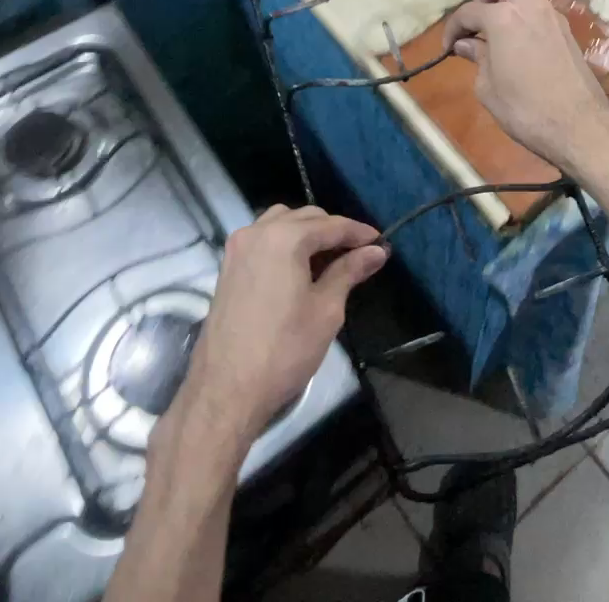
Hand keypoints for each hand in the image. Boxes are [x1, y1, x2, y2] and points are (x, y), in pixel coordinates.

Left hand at [178, 206, 385, 437]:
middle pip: (305, 218)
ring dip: (308, 233)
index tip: (382, 244)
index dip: (359, 233)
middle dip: (334, 231)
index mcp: (284, 238)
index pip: (331, 225)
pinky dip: (286, 243)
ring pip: (281, 223)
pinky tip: (302, 268)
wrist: (226, 390)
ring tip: (331, 260)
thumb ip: (349, 271)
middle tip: (360, 255)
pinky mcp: (228, 267)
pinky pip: (264, 240)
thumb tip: (376, 252)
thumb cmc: (284, 350)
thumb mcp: (326, 310)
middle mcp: (256, 232)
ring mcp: (237, 249)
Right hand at [442, 0, 608, 174]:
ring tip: (495, 37)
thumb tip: (468, 44)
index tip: (449, 47)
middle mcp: (531, 7)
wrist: (578, 126)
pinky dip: (524, 19)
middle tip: (479, 19)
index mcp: (504, 17)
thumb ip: (477, 58)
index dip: (453, 27)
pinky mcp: (567, 32)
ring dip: (508, 3)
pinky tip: (517, 48)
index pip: (470, 10)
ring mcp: (553, 17)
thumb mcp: (488, 88)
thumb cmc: (525, 109)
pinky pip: (539, 11)